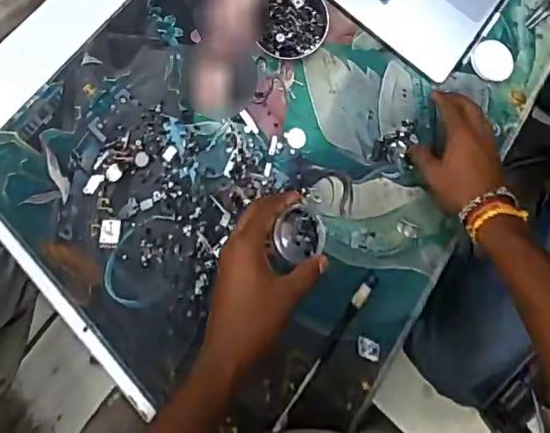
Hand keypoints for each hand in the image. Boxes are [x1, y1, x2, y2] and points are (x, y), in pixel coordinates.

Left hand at [200, 191, 327, 380]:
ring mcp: (228, 258)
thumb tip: (322, 259)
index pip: (264, 211)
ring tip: (287, 221)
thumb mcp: (286, 296)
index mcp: (246, 244)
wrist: (226, 352)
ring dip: (264, 219)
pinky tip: (274, 247)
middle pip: (251, 213)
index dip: (282, 200)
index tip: (299, 196)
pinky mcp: (227, 270)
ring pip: (245, 227)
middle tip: (293, 203)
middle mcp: (233, 245)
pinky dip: (258, 234)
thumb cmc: (256, 321)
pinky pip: (243, 241)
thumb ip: (306, 274)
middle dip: (271, 204)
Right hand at [409, 92, 506, 215]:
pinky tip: (468, 127)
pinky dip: (475, 119)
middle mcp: (477, 133)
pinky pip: (484, 126)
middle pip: (470, 107)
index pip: (451, 109)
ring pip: (480, 116)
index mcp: (461, 134)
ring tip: (458, 108)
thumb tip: (415, 147)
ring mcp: (488, 142)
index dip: (442, 99)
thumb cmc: (458, 189)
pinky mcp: (494, 152)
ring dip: (469, 108)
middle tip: (446, 96)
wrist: (489, 209)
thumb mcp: (434, 175)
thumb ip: (423, 157)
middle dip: (458, 98)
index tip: (434, 94)